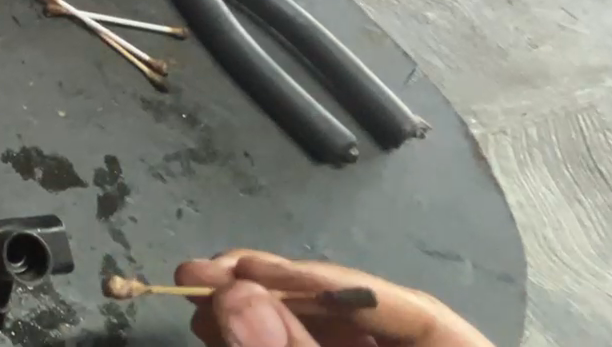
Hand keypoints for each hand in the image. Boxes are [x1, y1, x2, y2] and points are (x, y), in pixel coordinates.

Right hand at [175, 250, 495, 346]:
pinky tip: (212, 323)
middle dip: (271, 291)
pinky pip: (296, 345)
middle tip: (199, 273)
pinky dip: (252, 332)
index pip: (419, 315)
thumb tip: (238, 293)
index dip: (331, 285)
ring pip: (317, 330)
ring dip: (249, 307)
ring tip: (192, 292)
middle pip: (353, 317)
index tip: (251, 272)